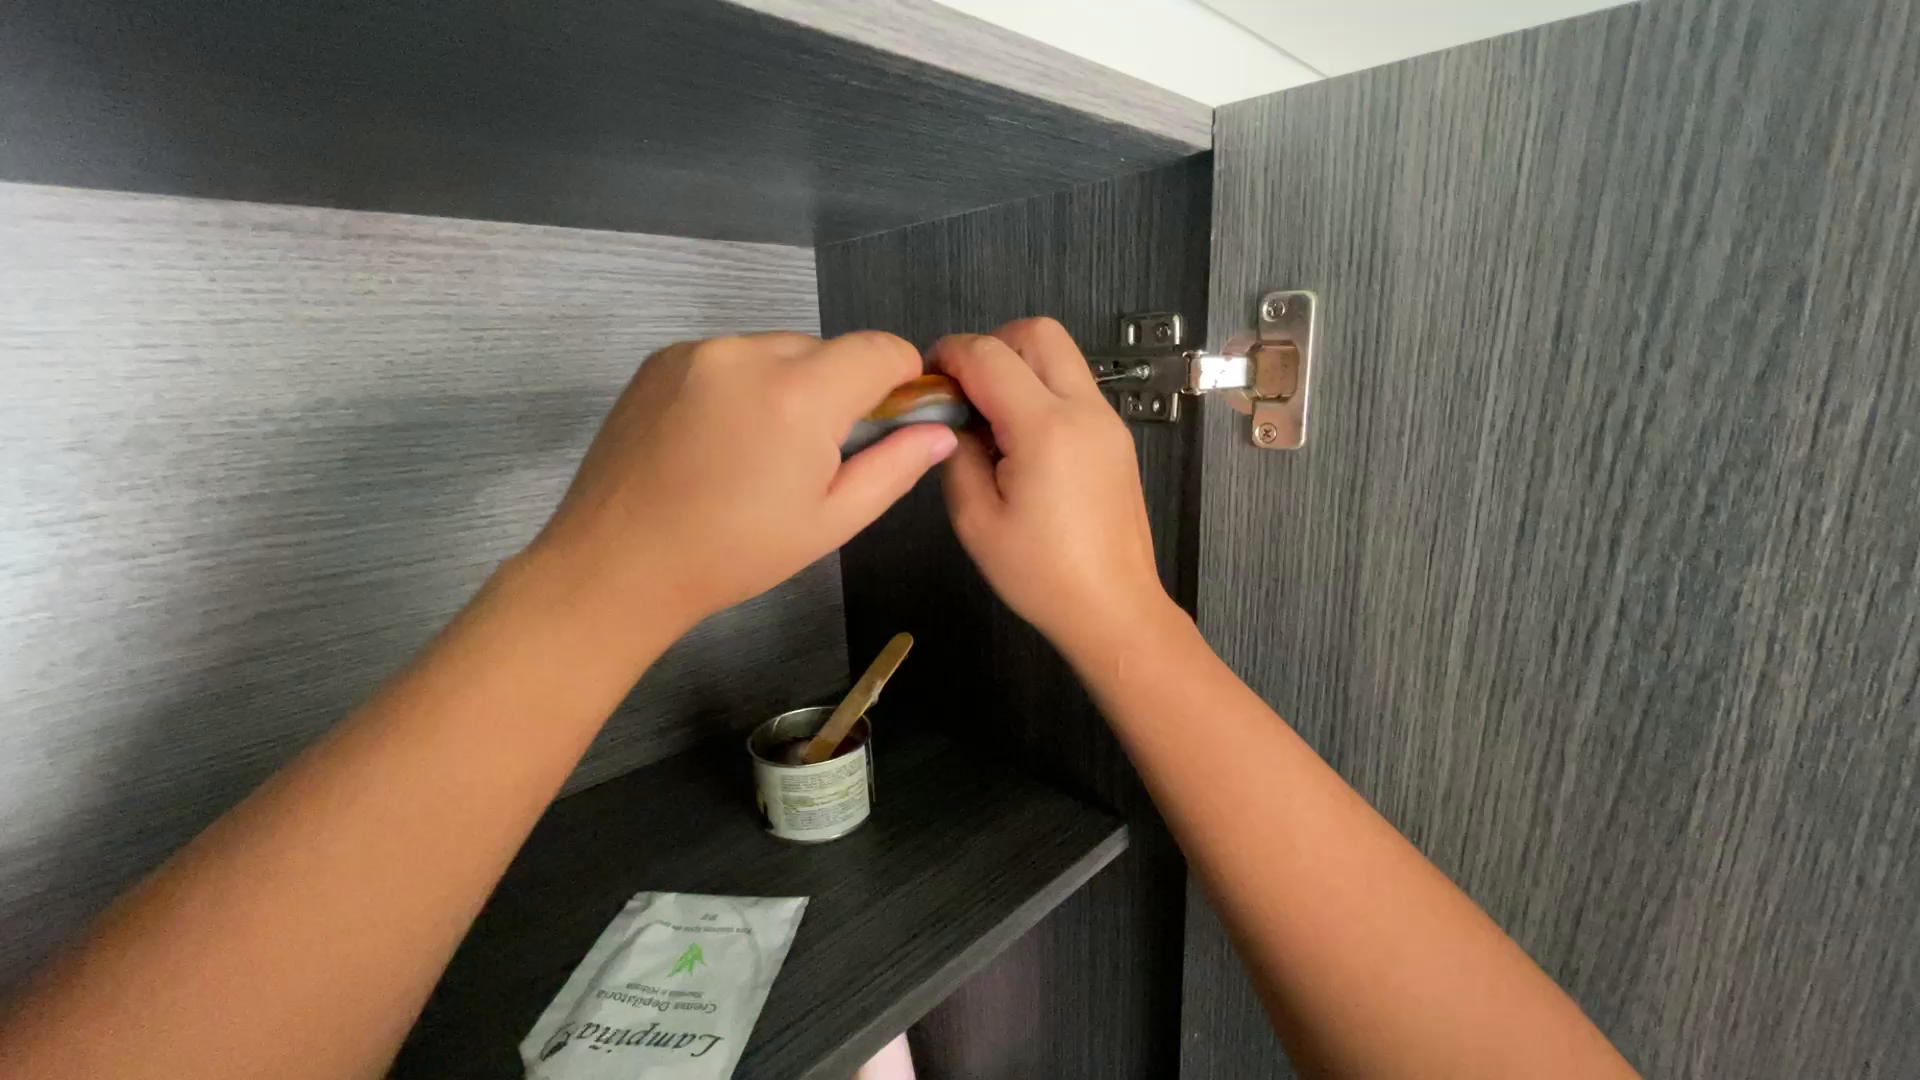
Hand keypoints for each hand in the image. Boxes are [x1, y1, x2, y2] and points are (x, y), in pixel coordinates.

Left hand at [526, 331, 956, 635]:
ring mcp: (699, 351)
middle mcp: (749, 354)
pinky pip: (732, 357)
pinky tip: (720, 440)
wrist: (618, 563)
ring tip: (759, 451)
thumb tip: (940, 431)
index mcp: (800, 396)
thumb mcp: (832, 521)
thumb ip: (895, 467)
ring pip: (779, 351)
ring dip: (791, 387)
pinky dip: (745, 386)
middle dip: (840, 391)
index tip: (889, 422)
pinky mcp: (662, 357)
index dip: (900, 380)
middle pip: (829, 350)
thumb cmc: (736, 553)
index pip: (882, 349)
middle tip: (814, 456)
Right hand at [934, 318, 1175, 654]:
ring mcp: (1107, 422)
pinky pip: (1074, 388)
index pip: (989, 354)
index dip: (949, 354)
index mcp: (1046, 428)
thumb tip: (953, 420)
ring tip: (989, 417)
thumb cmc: (1040, 574)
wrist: (1114, 608)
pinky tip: (1020, 439)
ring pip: (1061, 355)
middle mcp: (1084, 410)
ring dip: (1018, 366)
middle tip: (963, 390)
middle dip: (990, 345)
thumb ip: (956, 455)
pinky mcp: (1116, 438)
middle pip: (1037, 333)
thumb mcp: (976, 520)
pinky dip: (1041, 390)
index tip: (927, 380)